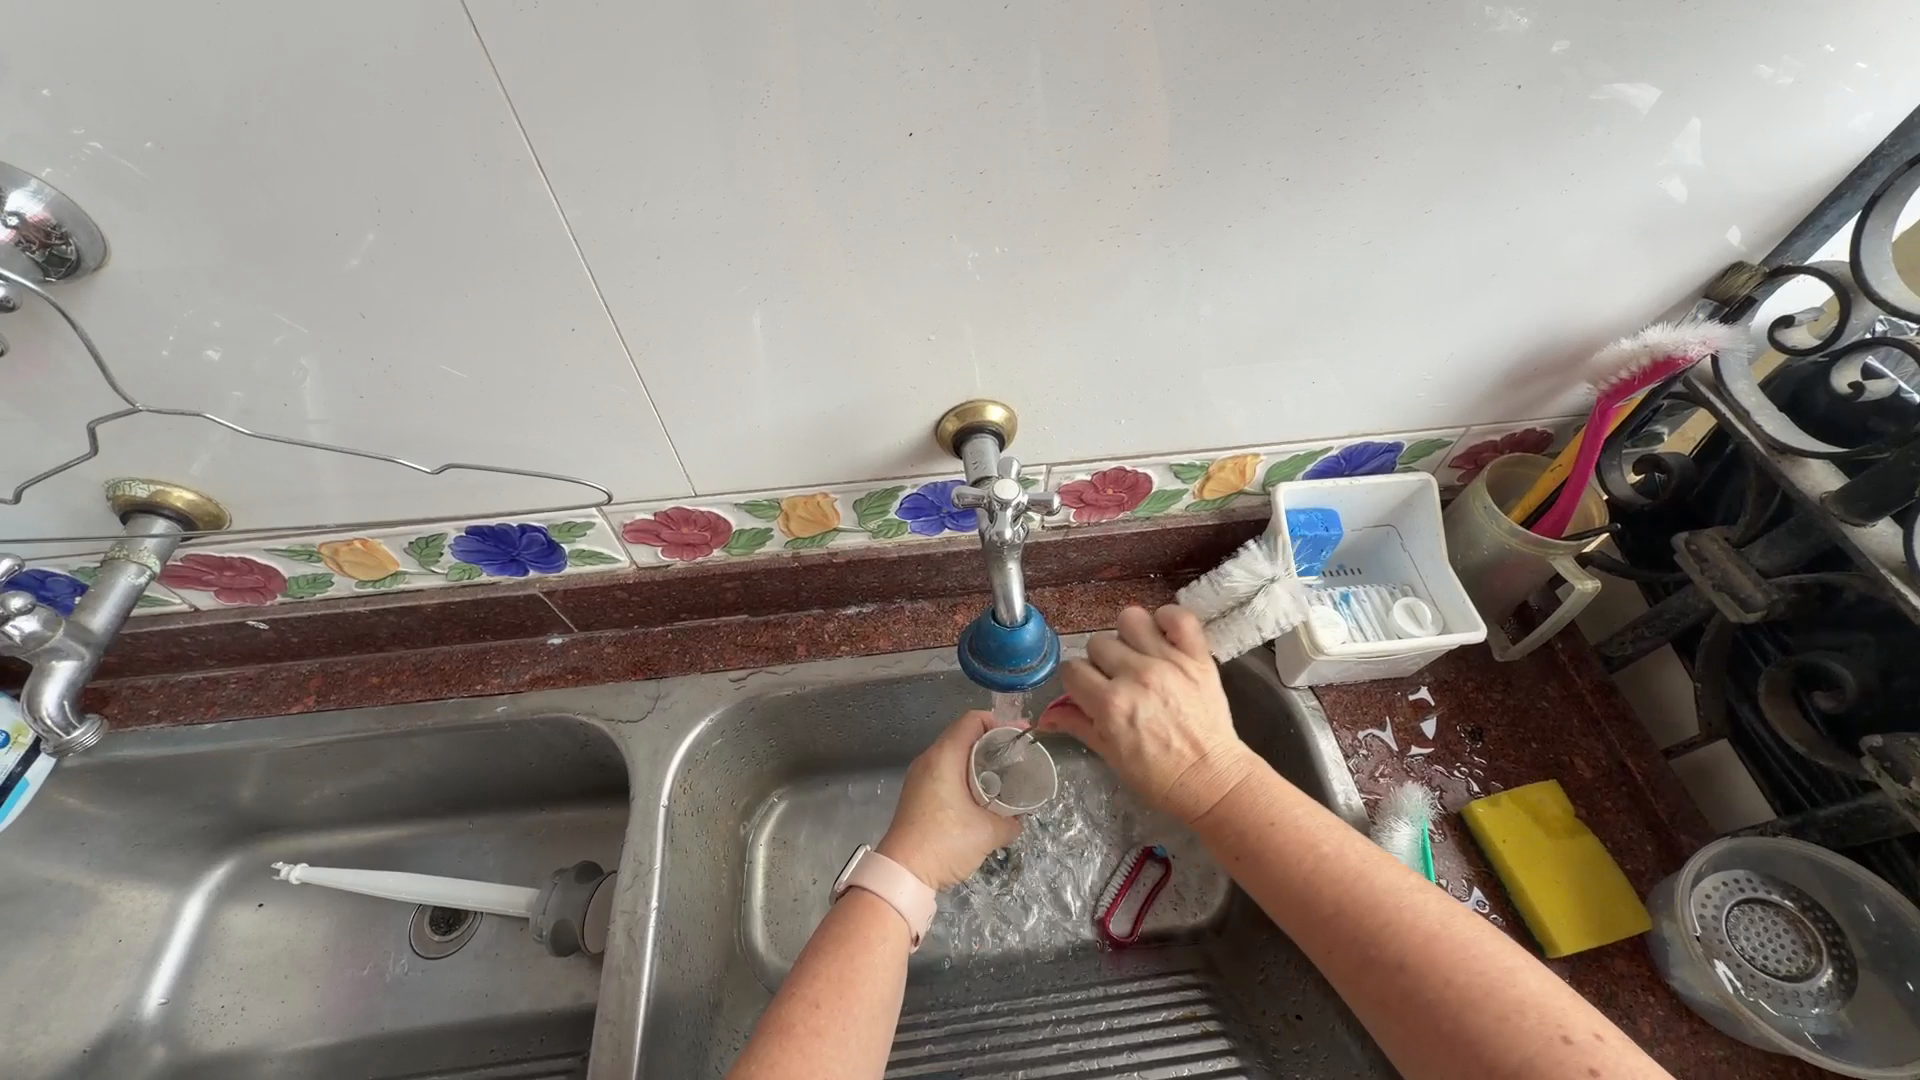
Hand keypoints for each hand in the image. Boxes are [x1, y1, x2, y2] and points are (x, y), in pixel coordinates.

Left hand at [878, 711, 1022, 889]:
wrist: (903, 873)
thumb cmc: (945, 843)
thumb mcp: (987, 833)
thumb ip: (1011, 822)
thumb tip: (1019, 819)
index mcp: (944, 756)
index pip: (973, 720)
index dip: (999, 723)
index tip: (1019, 737)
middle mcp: (929, 759)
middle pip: (964, 735)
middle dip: (992, 743)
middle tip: (1015, 757)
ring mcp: (919, 776)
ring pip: (954, 755)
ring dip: (978, 761)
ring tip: (1002, 776)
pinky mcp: (917, 793)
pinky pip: (945, 772)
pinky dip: (965, 775)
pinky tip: (981, 794)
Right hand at [1040, 605, 1260, 823]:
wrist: (1212, 781)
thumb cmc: (1158, 777)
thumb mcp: (1109, 754)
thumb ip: (1077, 724)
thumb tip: (1045, 716)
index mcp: (1110, 703)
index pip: (1072, 669)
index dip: (1077, 681)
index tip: (1088, 692)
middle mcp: (1136, 676)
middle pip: (1097, 643)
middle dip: (1102, 662)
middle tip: (1117, 681)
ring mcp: (1168, 662)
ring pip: (1130, 619)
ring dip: (1129, 636)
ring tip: (1139, 656)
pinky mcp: (1197, 657)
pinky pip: (1179, 616)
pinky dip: (1168, 620)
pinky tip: (1164, 638)